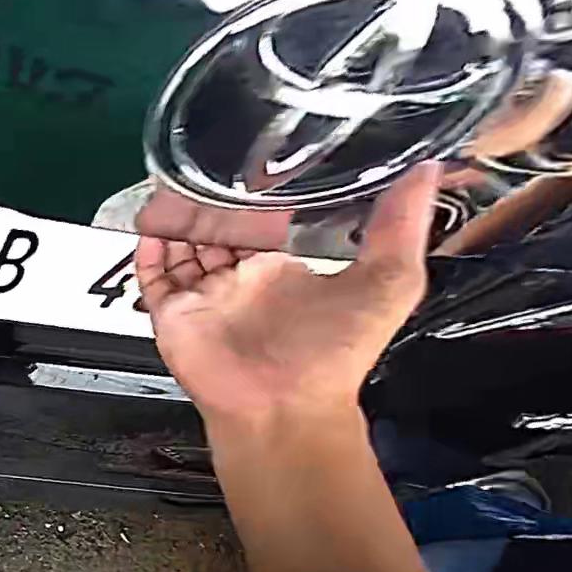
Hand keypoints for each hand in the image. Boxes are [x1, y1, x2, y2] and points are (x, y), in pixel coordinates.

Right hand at [135, 164, 441, 426]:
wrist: (283, 404)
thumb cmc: (333, 354)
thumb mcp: (387, 283)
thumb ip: (398, 229)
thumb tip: (425, 173)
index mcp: (277, 271)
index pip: (255, 226)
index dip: (246, 199)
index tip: (243, 167)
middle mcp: (236, 282)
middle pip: (210, 234)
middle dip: (201, 206)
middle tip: (195, 170)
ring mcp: (203, 299)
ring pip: (179, 251)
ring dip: (173, 222)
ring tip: (167, 190)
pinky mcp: (174, 315)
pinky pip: (154, 281)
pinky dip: (147, 255)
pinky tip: (149, 229)